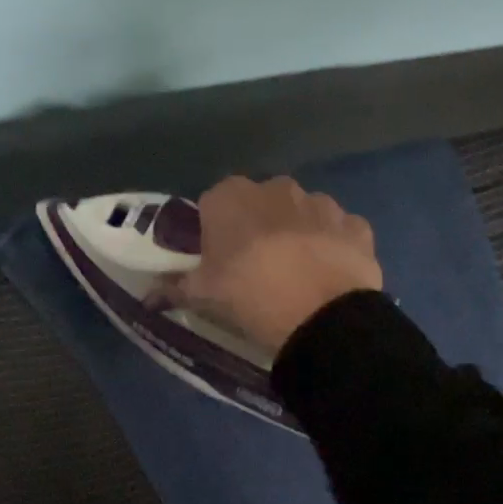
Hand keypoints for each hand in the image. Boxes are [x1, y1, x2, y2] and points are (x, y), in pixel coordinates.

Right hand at [154, 176, 382, 352]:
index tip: (215, 262)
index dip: (212, 233)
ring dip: (294, 236)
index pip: (211, 205)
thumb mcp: (203, 296)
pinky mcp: (355, 225)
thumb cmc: (249, 295)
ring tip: (292, 277)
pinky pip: (335, 233)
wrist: (322, 316)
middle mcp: (276, 187)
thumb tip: (147, 295)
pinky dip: (330, 249)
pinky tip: (325, 277)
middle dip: (254, 229)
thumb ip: (174, 288)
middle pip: (258, 206)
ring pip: (299, 215)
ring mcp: (321, 203)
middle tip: (252, 271)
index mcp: (231, 196)